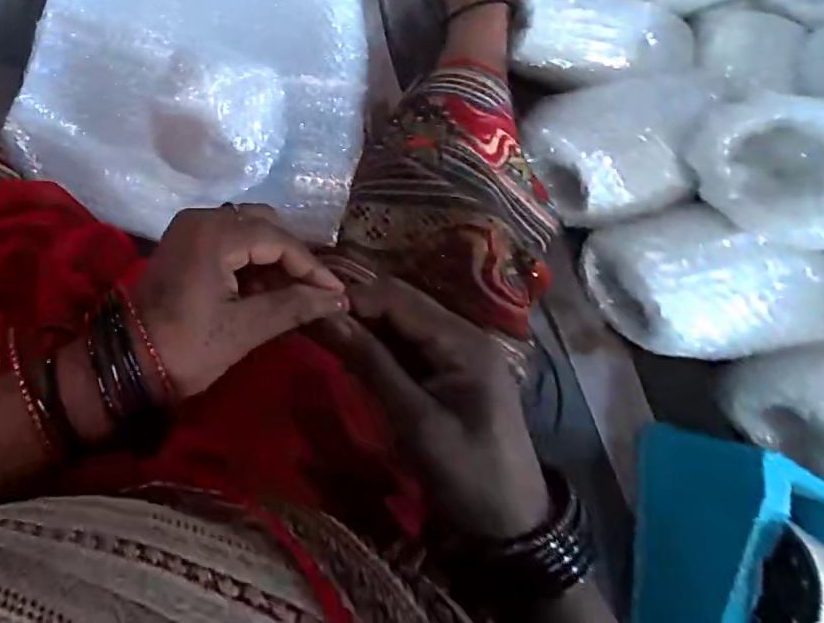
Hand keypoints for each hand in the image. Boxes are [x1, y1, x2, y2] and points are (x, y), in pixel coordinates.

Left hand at [129, 204, 348, 398]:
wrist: (128, 358)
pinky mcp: (183, 240)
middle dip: (291, 255)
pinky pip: (226, 237)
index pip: (277, 238)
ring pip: (245, 227)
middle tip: (314, 291)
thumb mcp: (244, 328)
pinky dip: (248, 257)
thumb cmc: (187, 346)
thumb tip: (337, 298)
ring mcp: (188, 227)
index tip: (336, 293)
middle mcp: (201, 218)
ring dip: (270, 256)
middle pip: (262, 222)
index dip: (311, 265)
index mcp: (214, 234)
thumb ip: (294, 306)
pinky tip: (263, 288)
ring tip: (292, 294)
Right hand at [314, 278, 550, 538]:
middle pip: (398, 300)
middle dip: (355, 307)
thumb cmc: (466, 474)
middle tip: (312, 320)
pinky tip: (351, 353)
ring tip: (323, 334)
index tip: (310, 310)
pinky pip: (405, 339)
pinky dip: (376, 342)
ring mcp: (456, 348)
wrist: (513, 527)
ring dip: (363, 323)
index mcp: (463, 341)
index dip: (352, 298)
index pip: (396, 297)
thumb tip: (326, 318)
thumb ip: (371, 363)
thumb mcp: (415, 421)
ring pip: (398, 317)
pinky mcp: (448, 366)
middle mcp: (462, 333)